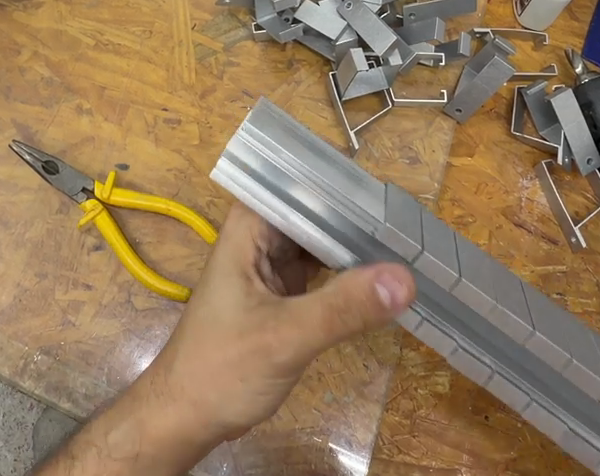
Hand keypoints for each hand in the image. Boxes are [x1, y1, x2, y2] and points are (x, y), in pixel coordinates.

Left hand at [143, 203, 417, 443]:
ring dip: (358, 242)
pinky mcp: (284, 287)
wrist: (186, 415)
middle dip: (360, 215)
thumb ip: (344, 307)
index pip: (303, 183)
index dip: (347, 185)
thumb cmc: (223, 368)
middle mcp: (262, 231)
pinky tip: (384, 273)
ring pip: (323, 238)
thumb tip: (405, 278)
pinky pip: (324, 266)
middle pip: (318, 208)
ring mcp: (273, 260)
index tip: (394, 196)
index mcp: (252, 222)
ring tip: (409, 242)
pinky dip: (350, 270)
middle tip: (413, 225)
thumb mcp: (286, 336)